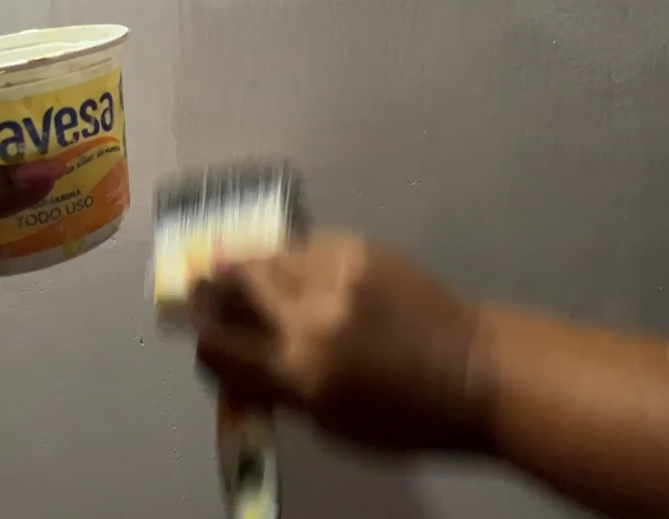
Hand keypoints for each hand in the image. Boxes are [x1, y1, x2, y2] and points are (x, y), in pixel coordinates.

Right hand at [191, 233, 490, 452]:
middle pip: (234, 284)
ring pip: (265, 255)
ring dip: (247, 265)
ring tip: (239, 268)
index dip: (200, 335)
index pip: (219, 346)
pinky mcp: (356, 245)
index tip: (195, 326)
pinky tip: (295, 267)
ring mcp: (334, 273)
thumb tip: (228, 357)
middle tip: (200, 283)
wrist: (473, 369)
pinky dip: (290, 257)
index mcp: (302, 372)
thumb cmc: (403, 414)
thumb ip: (273, 388)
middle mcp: (310, 316)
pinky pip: (303, 244)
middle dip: (211, 286)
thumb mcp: (331, 424)